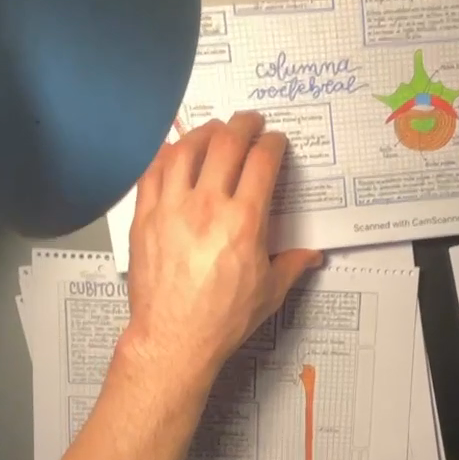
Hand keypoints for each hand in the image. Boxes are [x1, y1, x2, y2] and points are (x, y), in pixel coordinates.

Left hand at [121, 111, 322, 390]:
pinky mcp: (146, 218)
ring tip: (214, 130)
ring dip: (204, 132)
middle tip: (250, 121)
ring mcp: (172, 208)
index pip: (262, 162)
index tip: (276, 141)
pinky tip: (174, 151)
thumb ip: (292, 266)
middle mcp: (207, 206)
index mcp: (244, 221)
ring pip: (186, 149)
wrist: (174, 338)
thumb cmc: (221, 319)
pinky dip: (166, 154)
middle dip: (243, 124)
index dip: (272, 143)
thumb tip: (312, 256)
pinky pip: (152, 171)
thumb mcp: (269, 293)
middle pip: (226, 143)